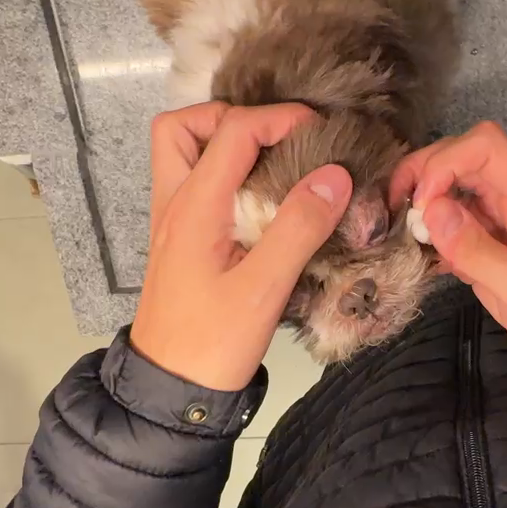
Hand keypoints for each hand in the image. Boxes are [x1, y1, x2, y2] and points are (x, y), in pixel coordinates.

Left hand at [131, 102, 352, 391]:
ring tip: (269, 165)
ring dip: (221, 146)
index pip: (233, 132)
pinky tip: (259, 203)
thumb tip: (335, 175)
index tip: (321, 133)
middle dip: (233, 119)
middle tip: (278, 140)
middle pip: (183, 129)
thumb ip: (298, 228)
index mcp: (194, 207)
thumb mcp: (264, 288)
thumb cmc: (215, 342)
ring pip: (181, 157)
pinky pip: (193, 188)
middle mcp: (175, 205)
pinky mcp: (180, 245)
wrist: (172, 388)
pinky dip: (223, 177)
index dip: (280, 120)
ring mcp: (172, 225)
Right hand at [391, 122, 506, 373]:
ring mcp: (503, 209)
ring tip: (405, 229)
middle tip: (399, 211)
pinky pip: (453, 207)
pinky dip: (431, 221)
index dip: (445, 163)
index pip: (486, 146)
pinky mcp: (489, 228)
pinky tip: (421, 248)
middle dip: (425, 173)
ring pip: (454, 176)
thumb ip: (478, 252)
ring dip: (423, 195)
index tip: (421, 204)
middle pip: (464, 152)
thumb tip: (432, 211)